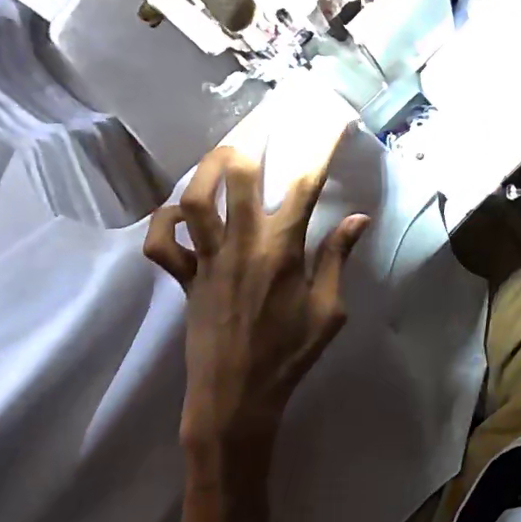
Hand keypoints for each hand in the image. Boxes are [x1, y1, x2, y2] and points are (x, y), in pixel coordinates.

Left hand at [144, 136, 371, 453]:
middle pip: (241, 179)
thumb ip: (337, 258)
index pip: (305, 187)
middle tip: (261, 125)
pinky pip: (161, 245)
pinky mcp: (184, 279)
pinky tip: (177, 211)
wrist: (235, 396)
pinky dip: (163, 222)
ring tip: (221, 153)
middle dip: (252, 144)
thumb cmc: (289, 354)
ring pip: (196, 201)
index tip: (330, 124)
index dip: (320, 149)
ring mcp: (208, 260)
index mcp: (283, 250)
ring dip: (206, 170)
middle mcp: (243, 245)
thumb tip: (359, 218)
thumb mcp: (329, 310)